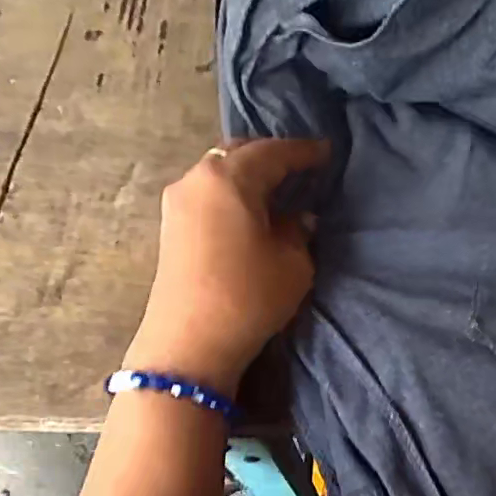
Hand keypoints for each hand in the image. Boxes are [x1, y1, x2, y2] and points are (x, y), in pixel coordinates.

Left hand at [124, 138, 328, 393]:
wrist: (190, 343)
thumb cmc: (249, 298)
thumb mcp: (292, 264)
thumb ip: (297, 231)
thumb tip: (296, 218)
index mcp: (230, 178)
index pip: (273, 152)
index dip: (303, 152)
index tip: (326, 153)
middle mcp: (197, 178)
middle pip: (238, 154)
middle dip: (270, 156)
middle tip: (299, 166)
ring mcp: (177, 202)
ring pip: (219, 173)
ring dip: (247, 175)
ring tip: (274, 189)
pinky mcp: (170, 227)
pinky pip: (207, 194)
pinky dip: (230, 194)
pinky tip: (248, 210)